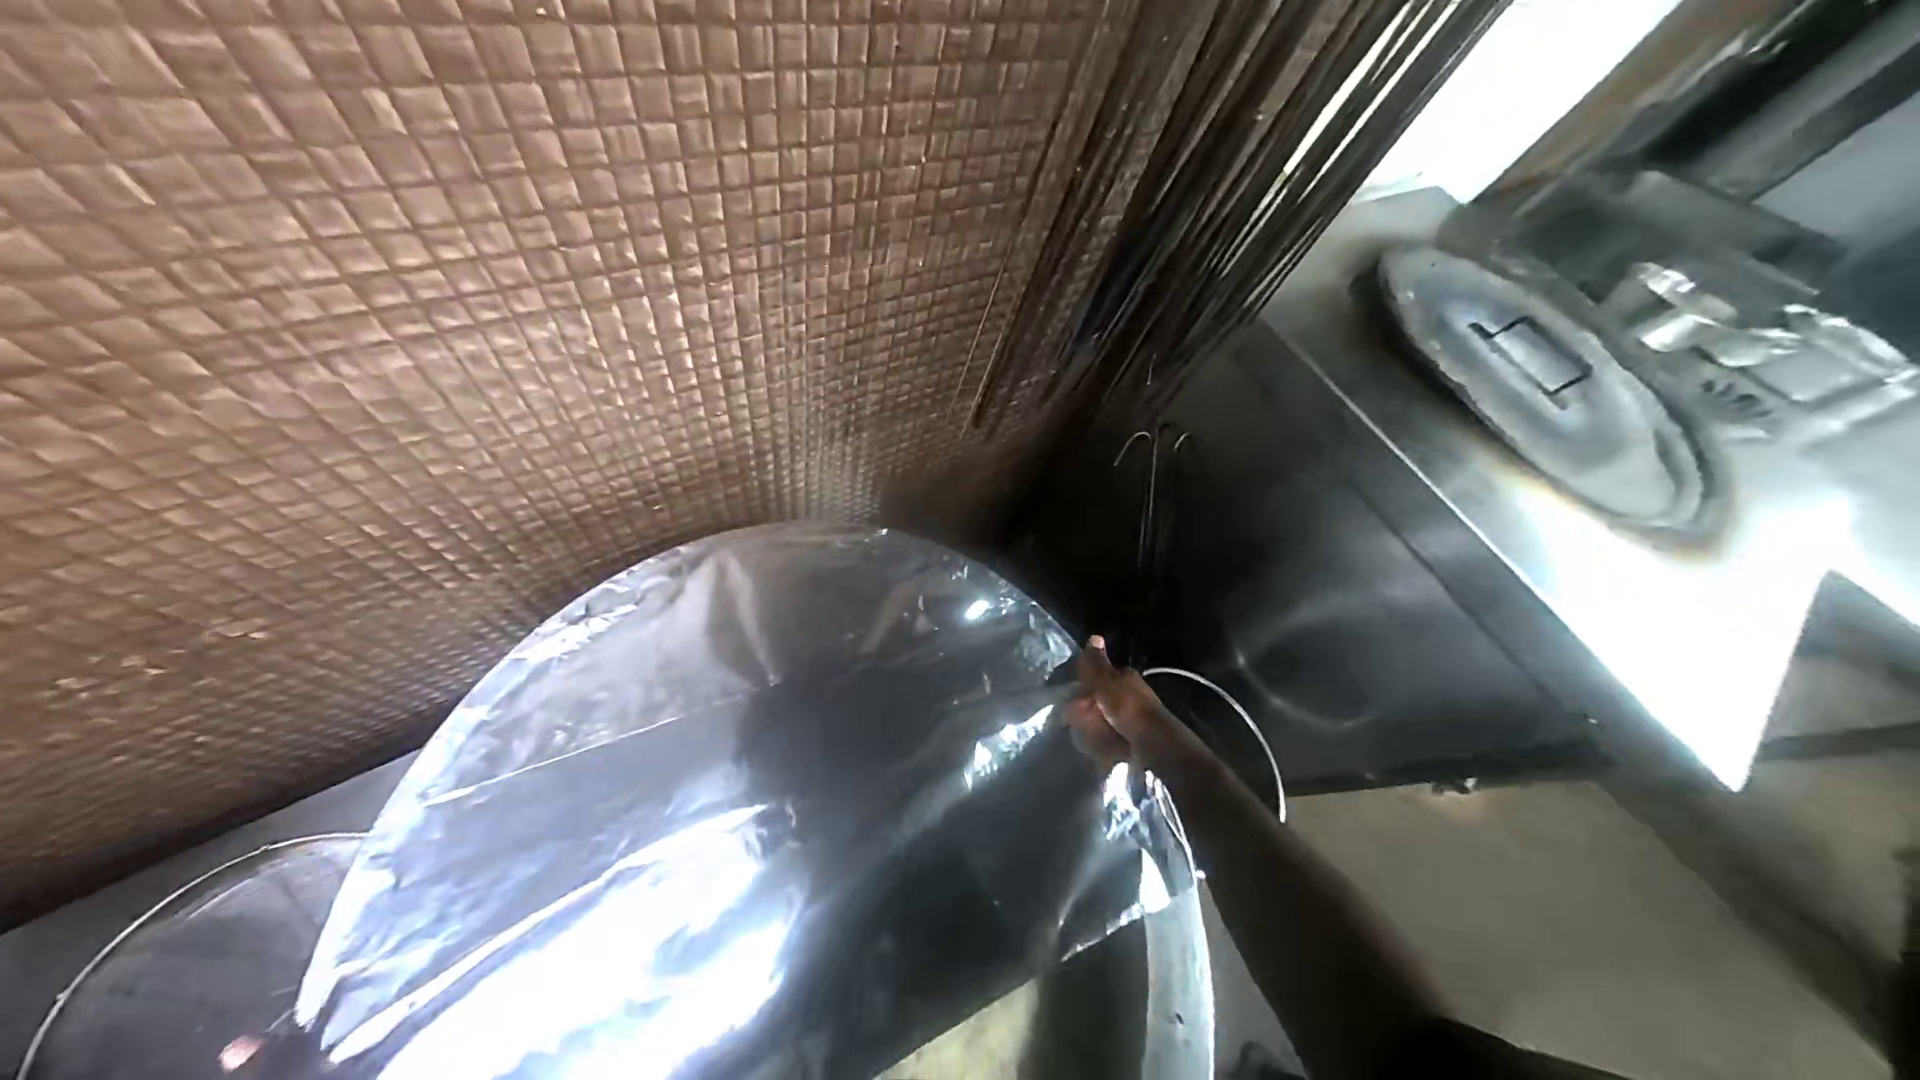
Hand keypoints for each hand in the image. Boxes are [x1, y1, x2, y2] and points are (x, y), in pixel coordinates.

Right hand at [1063, 636, 1215, 779]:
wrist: (1154, 744)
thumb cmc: (1128, 708)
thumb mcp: (1107, 682)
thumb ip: (1096, 663)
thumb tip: (1094, 635)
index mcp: (1125, 677)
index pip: (1097, 676)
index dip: (1084, 687)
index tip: (1073, 700)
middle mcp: (1129, 693)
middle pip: (1098, 699)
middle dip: (1087, 710)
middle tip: (1081, 721)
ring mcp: (1131, 716)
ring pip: (1102, 718)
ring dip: (1093, 727)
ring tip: (1090, 736)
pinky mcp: (1133, 736)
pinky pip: (1110, 736)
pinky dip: (1104, 741)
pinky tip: (1100, 746)